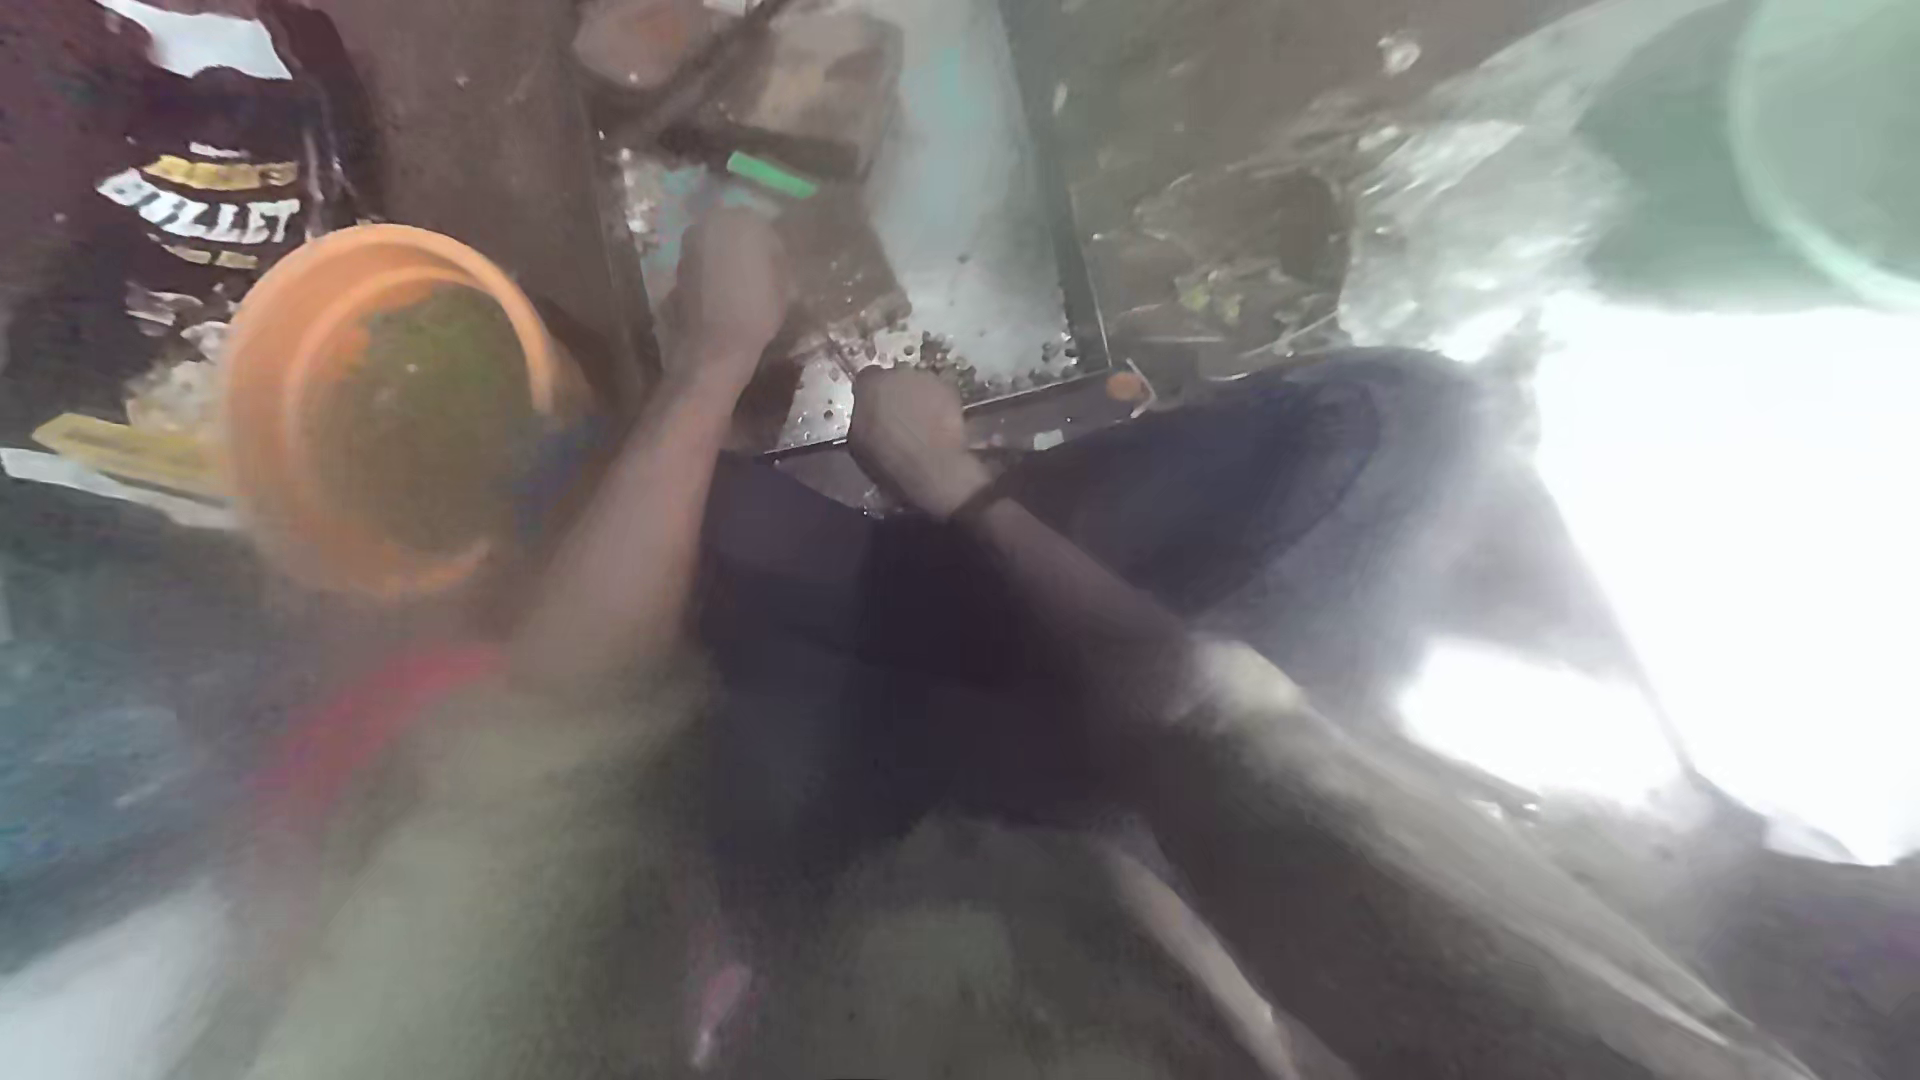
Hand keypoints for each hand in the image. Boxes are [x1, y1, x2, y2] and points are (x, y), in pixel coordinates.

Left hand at [670, 208, 790, 382]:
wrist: (716, 342)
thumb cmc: (758, 311)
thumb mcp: (784, 286)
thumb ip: (777, 263)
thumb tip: (772, 258)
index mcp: (742, 221)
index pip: (765, 229)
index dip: (774, 252)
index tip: (780, 272)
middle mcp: (710, 223)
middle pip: (735, 233)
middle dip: (746, 251)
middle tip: (760, 277)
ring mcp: (689, 244)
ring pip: (716, 248)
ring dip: (727, 262)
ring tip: (741, 289)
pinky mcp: (678, 266)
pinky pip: (703, 266)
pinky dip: (712, 276)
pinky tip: (723, 297)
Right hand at [849, 367, 991, 518]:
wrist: (931, 467)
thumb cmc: (888, 459)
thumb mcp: (859, 442)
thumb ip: (861, 418)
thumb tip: (867, 415)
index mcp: (871, 384)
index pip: (868, 377)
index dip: (872, 393)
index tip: (875, 407)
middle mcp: (898, 373)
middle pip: (896, 378)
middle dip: (897, 393)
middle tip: (901, 417)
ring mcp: (927, 379)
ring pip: (920, 384)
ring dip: (920, 398)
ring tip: (924, 422)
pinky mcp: (950, 389)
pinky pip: (942, 394)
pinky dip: (940, 405)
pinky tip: (941, 424)